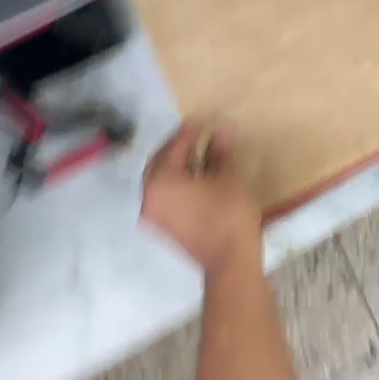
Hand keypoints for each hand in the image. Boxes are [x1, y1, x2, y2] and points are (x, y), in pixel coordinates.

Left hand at [140, 122, 262, 277]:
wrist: (228, 260)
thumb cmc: (229, 215)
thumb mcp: (228, 178)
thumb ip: (220, 153)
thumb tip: (220, 132)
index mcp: (161, 183)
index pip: (172, 149)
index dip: (188, 132)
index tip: (200, 119)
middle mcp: (149, 198)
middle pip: (157, 164)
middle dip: (175, 147)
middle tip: (195, 133)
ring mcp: (153, 215)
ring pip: (158, 181)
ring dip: (175, 164)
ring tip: (197, 152)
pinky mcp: (162, 227)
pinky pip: (163, 195)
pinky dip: (175, 181)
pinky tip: (195, 176)